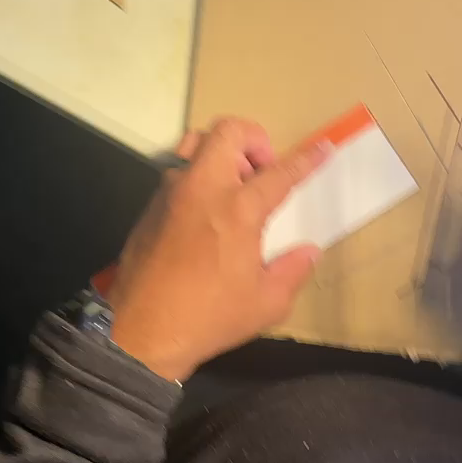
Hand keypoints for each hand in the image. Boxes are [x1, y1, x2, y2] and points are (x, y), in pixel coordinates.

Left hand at [106, 118, 331, 381]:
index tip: (322, 147)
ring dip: (221, 153)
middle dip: (254, 140)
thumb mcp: (265, 303)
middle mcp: (202, 188)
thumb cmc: (208, 317)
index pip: (280, 172)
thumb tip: (308, 250)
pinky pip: (178, 172)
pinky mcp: (151, 205)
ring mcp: (171, 192)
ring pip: (196, 143)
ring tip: (234, 187)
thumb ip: (292, 270)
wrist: (139, 331)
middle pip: (228, 131)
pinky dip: (199, 177)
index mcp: (237, 209)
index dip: (306, 158)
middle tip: (263, 172)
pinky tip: (206, 214)